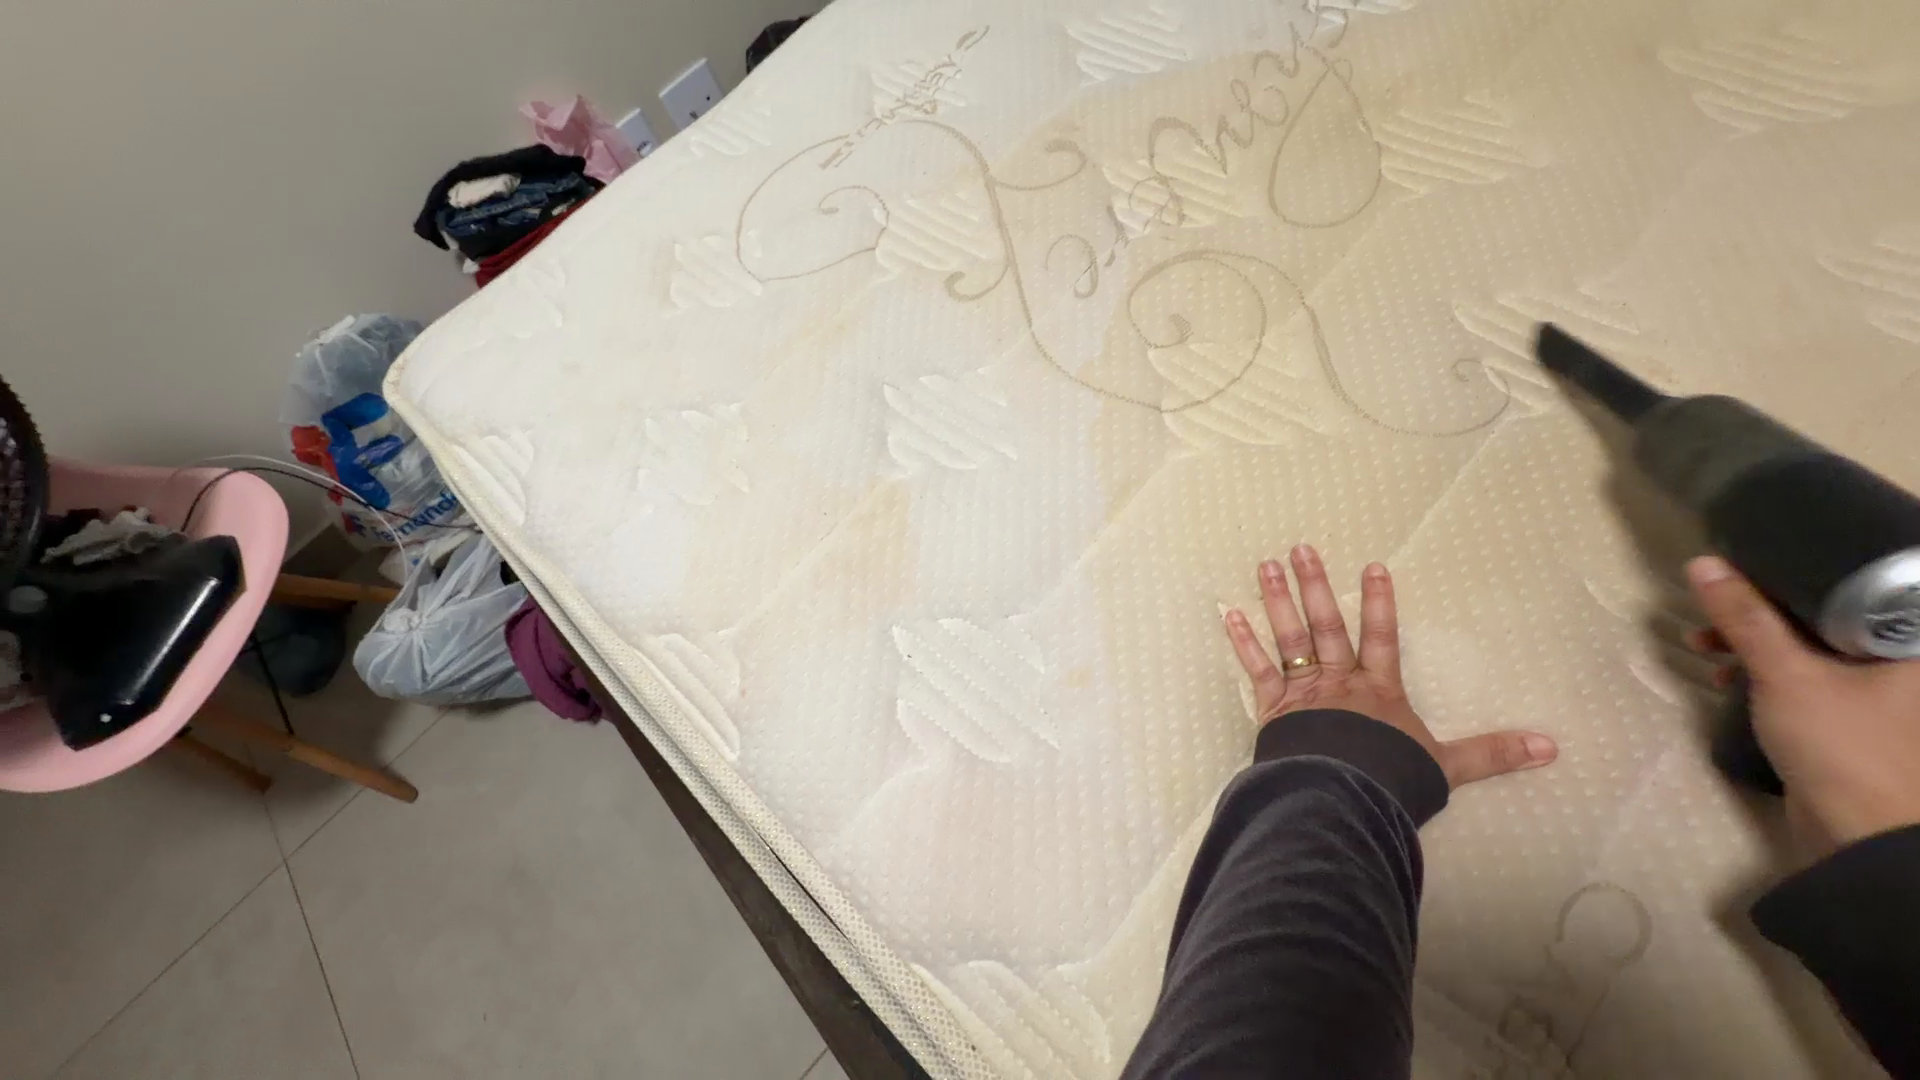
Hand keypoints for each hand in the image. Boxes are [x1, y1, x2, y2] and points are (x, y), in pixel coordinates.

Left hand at [1223, 544, 1557, 789]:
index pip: (1381, 636)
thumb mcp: (1447, 766)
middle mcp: (1338, 680)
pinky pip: (1255, 668)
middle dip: (1316, 585)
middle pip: (1327, 624)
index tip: (1373, 565)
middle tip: (1300, 548)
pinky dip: (1242, 642)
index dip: (1380, 602)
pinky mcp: (1273, 706)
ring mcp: (1303, 690)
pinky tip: (1229, 613)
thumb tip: (1551, 747)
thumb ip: (1492, 753)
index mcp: (1378, 689)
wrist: (1344, 798)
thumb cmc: (1391, 781)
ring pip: (1289, 637)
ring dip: (1277, 600)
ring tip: (1266, 565)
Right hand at [1687, 556, 1919, 854]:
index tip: (1753, 564)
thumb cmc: (1847, 745)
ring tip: (1704, 647)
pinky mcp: (1864, 719)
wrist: (1871, 837)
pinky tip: (1728, 680)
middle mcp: (1911, 661)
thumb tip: (1705, 564)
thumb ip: (1746, 619)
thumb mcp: (1785, 674)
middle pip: (1832, 613)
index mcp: (1916, 642)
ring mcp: (1891, 693)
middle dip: (1764, 611)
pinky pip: (1813, 676)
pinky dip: (1771, 672)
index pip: (1867, 581)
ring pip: (1815, 646)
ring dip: (1757, 643)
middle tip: (1715, 608)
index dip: (1803, 568)